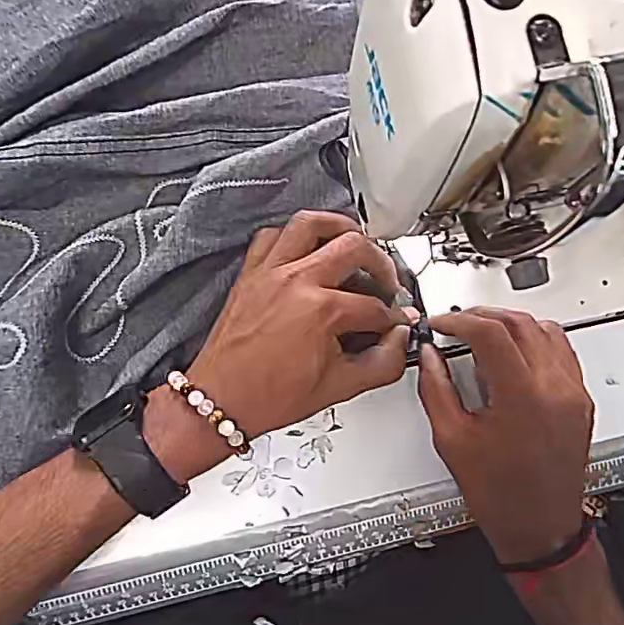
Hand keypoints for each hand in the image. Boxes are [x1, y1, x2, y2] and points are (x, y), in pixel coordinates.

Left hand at [146, 211, 411, 480]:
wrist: (223, 400)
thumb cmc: (268, 396)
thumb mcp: (339, 388)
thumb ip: (382, 364)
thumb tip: (400, 342)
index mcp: (321, 311)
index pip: (375, 306)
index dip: (394, 318)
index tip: (395, 325)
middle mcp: (297, 282)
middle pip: (355, 247)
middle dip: (382, 264)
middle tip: (387, 282)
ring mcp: (271, 273)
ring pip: (311, 223)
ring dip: (340, 227)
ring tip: (355, 241)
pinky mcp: (251, 274)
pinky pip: (272, 235)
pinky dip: (293, 234)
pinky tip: (307, 248)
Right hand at [417, 307, 594, 563]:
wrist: (540, 527)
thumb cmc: (502, 496)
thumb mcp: (452, 439)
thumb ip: (436, 388)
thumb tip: (431, 356)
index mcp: (522, 398)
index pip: (491, 333)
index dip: (460, 321)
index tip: (443, 325)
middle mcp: (555, 390)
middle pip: (520, 323)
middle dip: (482, 316)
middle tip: (457, 325)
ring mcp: (573, 393)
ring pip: (546, 329)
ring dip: (511, 324)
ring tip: (483, 334)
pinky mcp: (581, 400)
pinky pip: (562, 350)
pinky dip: (536, 339)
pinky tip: (515, 350)